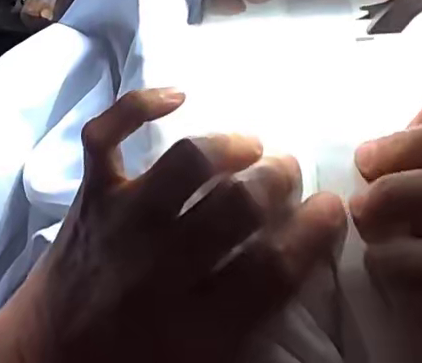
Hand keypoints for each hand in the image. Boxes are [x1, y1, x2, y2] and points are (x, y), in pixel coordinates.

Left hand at [0, 88, 346, 362]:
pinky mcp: (90, 195)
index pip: (270, 270)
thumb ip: (252, 321)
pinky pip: (107, 136)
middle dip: (275, 180)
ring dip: (227, 146)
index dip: (312, 231)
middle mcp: (158, 269)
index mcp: (192, 326)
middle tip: (287, 173)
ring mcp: (120, 222)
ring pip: (183, 163)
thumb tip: (302, 265)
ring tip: (249, 146)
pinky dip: (139, 104)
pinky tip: (177, 95)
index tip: (332, 206)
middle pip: (233, 207)